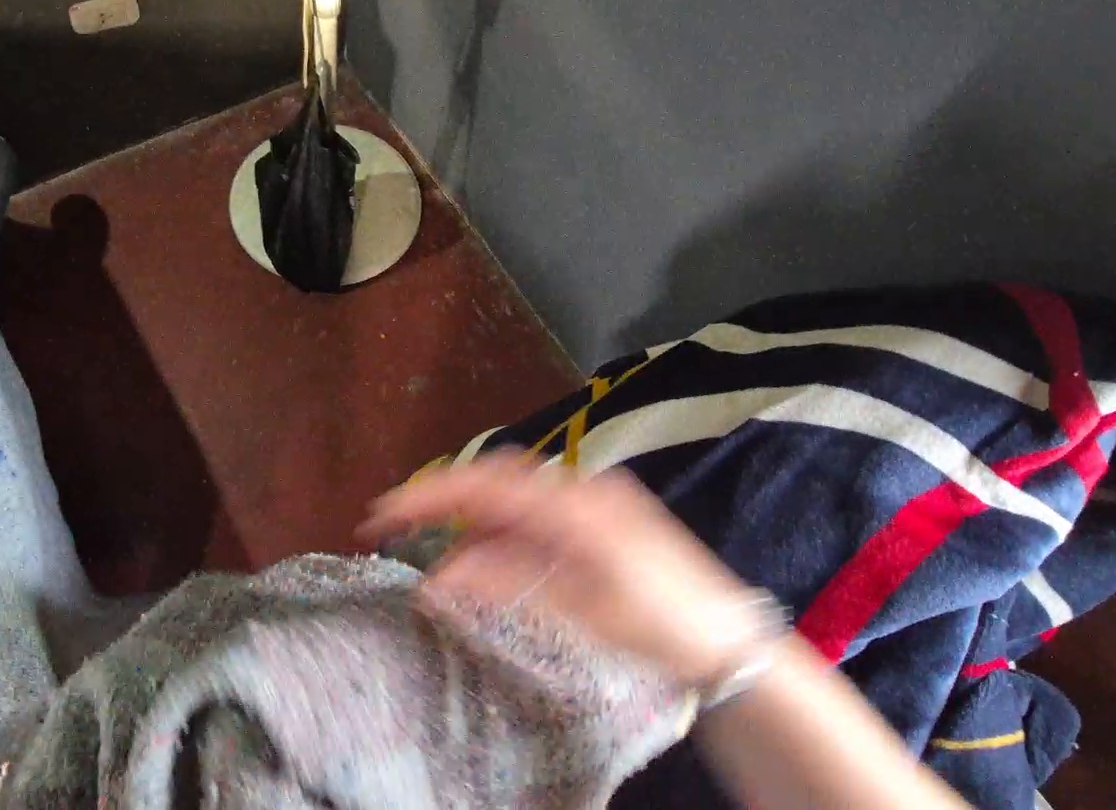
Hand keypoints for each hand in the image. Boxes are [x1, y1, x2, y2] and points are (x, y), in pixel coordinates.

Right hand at [358, 454, 765, 683]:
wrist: (729, 640)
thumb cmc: (660, 625)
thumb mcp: (582, 611)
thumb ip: (507, 583)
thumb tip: (439, 573)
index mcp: (574, 504)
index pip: (485, 486)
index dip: (430, 495)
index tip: (386, 511)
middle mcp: (578, 487)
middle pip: (494, 475)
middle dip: (441, 493)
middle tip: (396, 519)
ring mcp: (588, 497)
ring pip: (510, 487)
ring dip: (467, 506)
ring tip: (429, 532)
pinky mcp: (594, 513)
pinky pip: (532, 504)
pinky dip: (497, 519)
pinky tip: (482, 543)